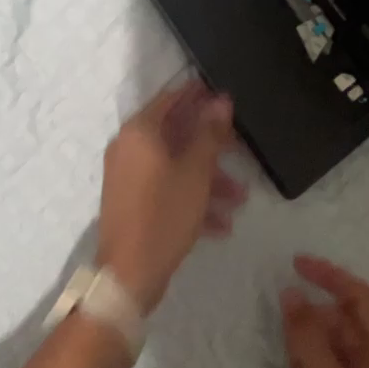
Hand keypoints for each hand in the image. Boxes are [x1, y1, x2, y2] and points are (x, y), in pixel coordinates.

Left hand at [96, 80, 246, 312]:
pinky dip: (190, 199)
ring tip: (240, 198)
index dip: (196, 95)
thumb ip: (209, 134)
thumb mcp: (195, 172)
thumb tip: (221, 99)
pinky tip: (221, 223)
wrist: (128, 274)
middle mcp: (129, 146)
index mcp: (140, 131)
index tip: (221, 93)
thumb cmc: (164, 214)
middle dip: (209, 143)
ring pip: (173, 165)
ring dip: (206, 178)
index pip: (170, 99)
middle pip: (174, 134)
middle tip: (239, 146)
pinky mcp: (131, 202)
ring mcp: (128, 175)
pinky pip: (165, 189)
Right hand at [281, 255, 368, 367]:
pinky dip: (317, 358)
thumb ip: (308, 334)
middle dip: (313, 311)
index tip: (296, 261)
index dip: (327, 272)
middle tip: (283, 313)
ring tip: (287, 342)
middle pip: (346, 318)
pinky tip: (300, 364)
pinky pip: (338, 363)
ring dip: (311, 338)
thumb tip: (289, 290)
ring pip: (339, 343)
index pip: (358, 292)